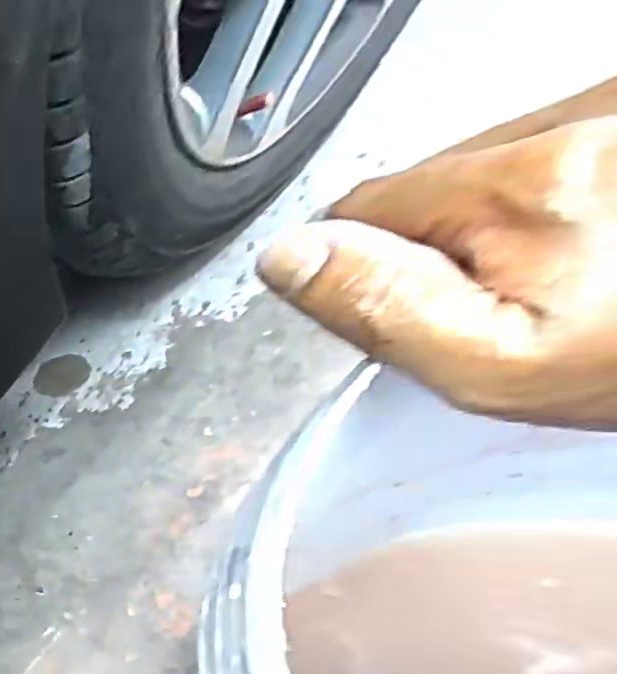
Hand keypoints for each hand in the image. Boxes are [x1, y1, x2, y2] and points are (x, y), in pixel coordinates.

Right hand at [257, 116, 616, 427]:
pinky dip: (543, 192)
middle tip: (492, 289)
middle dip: (432, 237)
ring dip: (489, 213)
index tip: (419, 299)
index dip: (364, 264)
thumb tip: (284, 255)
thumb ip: (373, 305)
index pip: (357, 210)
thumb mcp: (478, 360)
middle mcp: (590, 116)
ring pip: (483, 160)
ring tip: (552, 261)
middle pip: (425, 180)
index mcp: (526, 184)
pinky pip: (547, 143)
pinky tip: (584, 231)